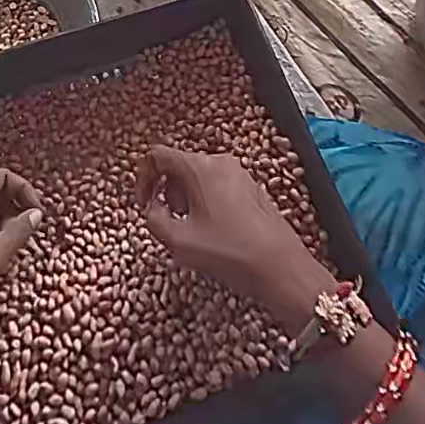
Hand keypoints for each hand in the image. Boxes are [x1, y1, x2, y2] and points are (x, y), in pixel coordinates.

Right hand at [135, 146, 330, 324]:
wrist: (281, 267)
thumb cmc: (230, 253)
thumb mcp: (179, 241)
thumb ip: (153, 219)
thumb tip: (151, 208)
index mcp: (200, 167)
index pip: (157, 155)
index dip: (143, 179)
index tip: (144, 204)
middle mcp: (219, 161)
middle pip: (178, 165)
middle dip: (165, 191)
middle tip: (168, 220)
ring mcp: (238, 173)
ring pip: (197, 175)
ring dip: (184, 197)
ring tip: (190, 228)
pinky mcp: (250, 187)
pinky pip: (216, 183)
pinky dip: (204, 200)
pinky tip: (211, 229)